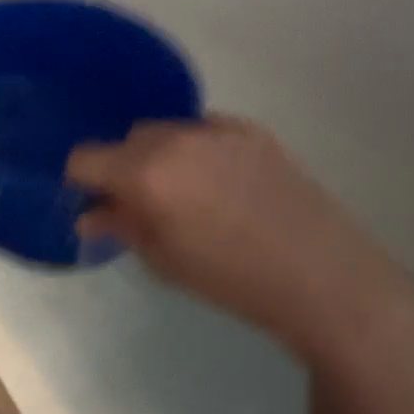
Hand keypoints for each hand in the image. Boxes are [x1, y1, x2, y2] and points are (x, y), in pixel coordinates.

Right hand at [68, 118, 413, 363]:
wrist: (329, 282)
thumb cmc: (234, 280)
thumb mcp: (164, 261)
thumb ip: (121, 226)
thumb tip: (90, 214)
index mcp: (145, 174)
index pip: (84, 158)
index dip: (84, 181)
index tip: (98, 204)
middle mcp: (174, 140)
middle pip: (125, 139)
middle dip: (124, 166)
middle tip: (144, 203)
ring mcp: (216, 131)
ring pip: (165, 131)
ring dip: (162, 155)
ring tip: (188, 193)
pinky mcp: (253, 132)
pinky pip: (205, 131)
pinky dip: (200, 150)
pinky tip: (222, 184)